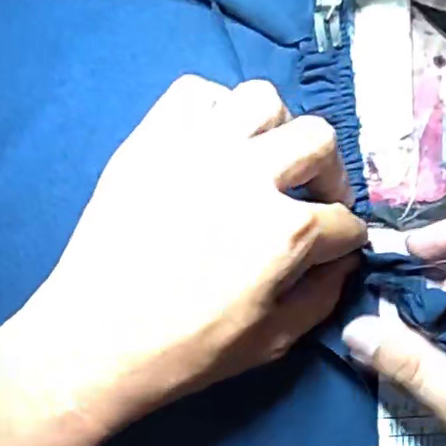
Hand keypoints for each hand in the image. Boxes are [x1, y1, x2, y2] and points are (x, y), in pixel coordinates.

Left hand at [0, 76, 366, 445]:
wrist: (97, 341)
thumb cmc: (187, 352)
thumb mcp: (272, 342)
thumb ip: (321, 298)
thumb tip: (342, 264)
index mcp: (288, 232)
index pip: (344, 222)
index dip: (347, 241)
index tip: (337, 249)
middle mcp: (251, 175)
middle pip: (319, 141)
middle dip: (329, 175)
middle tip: (313, 201)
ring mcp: (198, 148)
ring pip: (262, 100)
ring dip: (277, 132)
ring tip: (263, 165)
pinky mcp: (152, 138)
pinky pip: (196, 93)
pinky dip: (217, 113)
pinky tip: (214, 148)